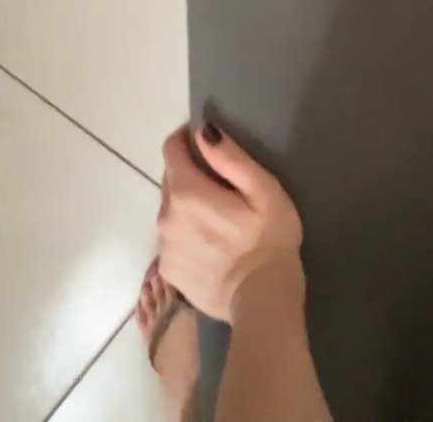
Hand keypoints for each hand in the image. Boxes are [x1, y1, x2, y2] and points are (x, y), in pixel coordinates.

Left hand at [157, 123, 304, 321]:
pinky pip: (172, 238)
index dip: (186, 139)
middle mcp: (165, 216)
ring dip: (187, 205)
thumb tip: (203, 132)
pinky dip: (186, 232)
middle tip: (222, 185)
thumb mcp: (263, 189)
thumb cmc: (269, 239)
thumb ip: (230, 158)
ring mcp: (164, 247)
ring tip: (218, 217)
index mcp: (186, 192)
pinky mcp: (168, 271)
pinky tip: (212, 244)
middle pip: (170, 179)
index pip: (171, 149)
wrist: (262, 300)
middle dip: (190, 173)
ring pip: (170, 210)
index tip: (205, 143)